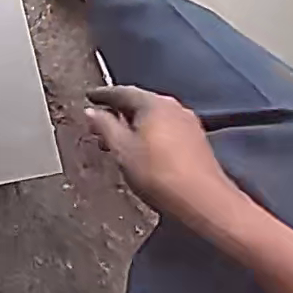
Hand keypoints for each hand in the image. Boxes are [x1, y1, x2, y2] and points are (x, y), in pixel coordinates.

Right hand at [84, 86, 247, 229]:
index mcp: (153, 104)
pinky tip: (141, 147)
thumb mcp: (121, 149)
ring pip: (154, 116)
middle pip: (140, 102)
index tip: (89, 97)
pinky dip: (149, 132)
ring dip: (134, 123)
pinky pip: (166, 127)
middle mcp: (173, 107)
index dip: (103, 94)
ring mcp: (188, 123)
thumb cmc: (156, 172)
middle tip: (99, 121)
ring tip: (117, 138)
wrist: (203, 200)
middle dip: (119, 110)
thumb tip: (92, 111)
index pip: (123, 92)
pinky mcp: (196, 140)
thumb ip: (104, 126)